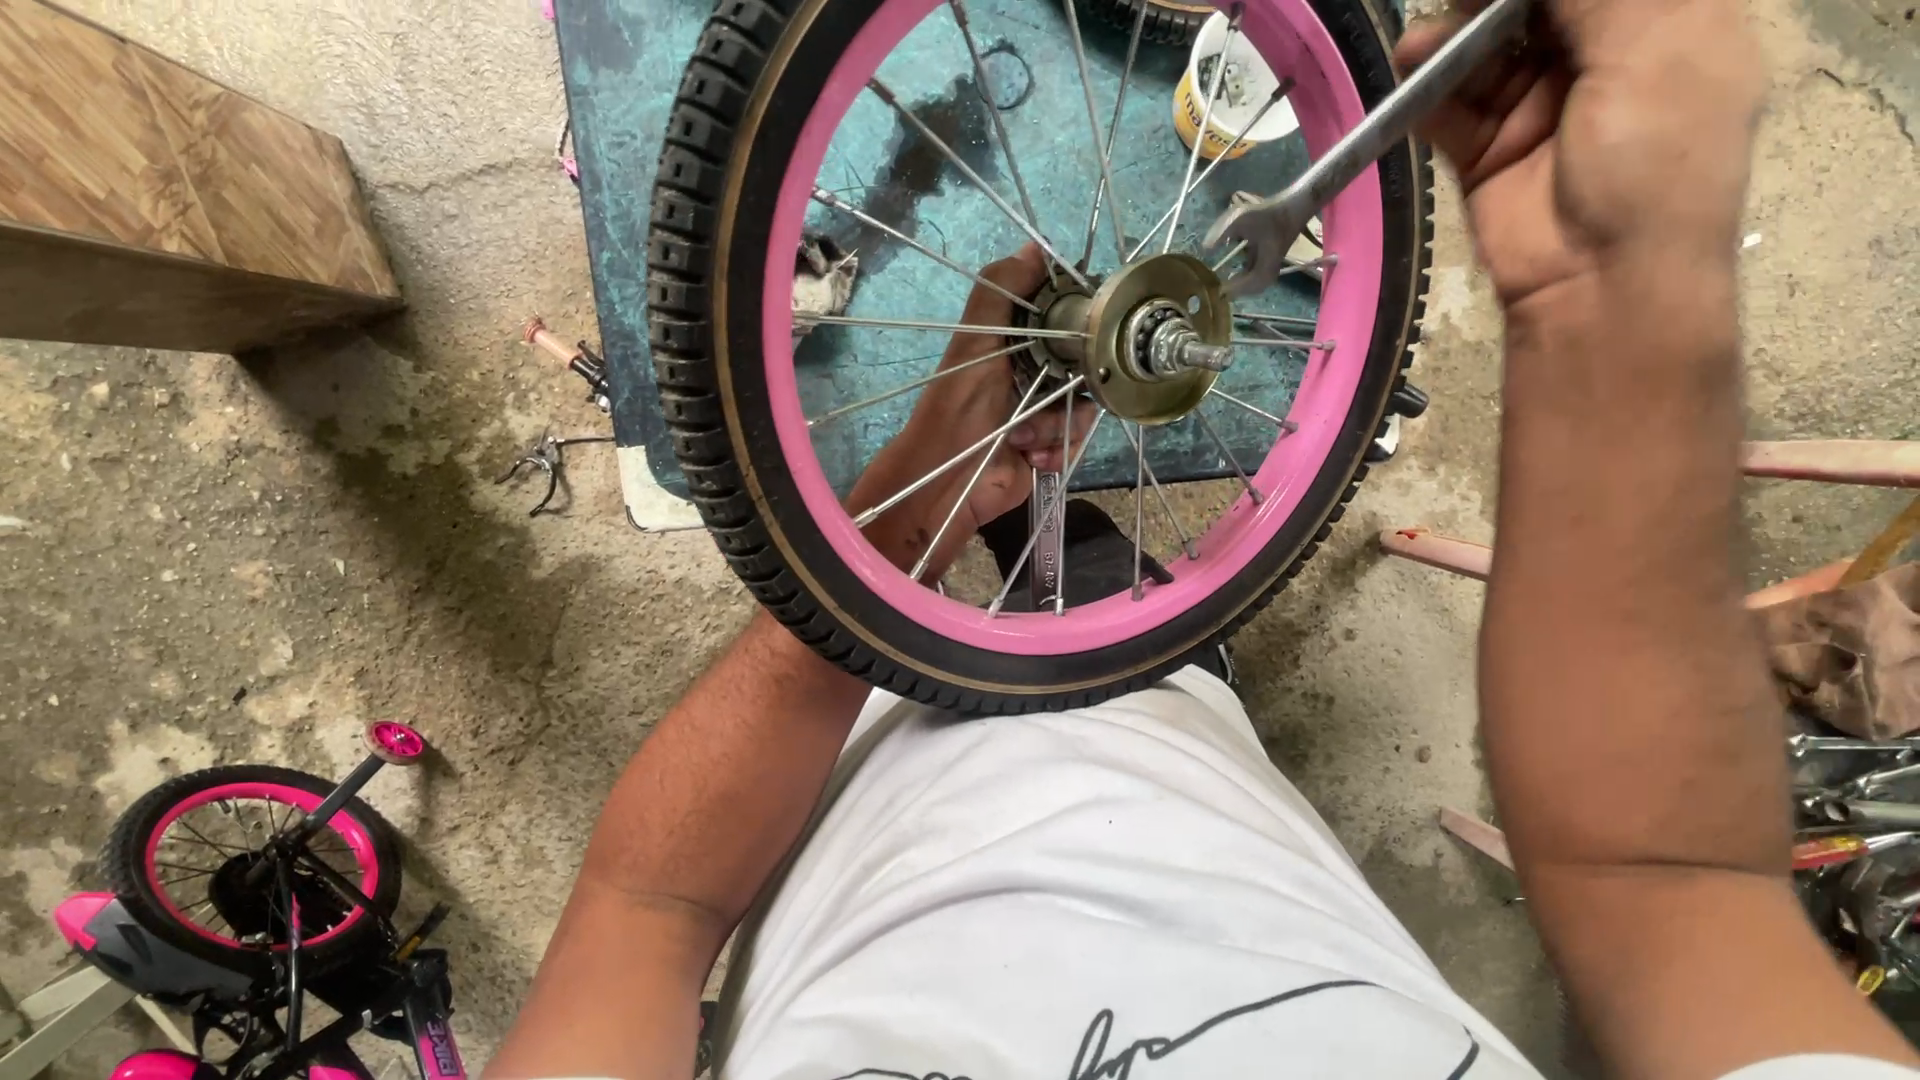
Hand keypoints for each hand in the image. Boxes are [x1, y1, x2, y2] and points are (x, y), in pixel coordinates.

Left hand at [846, 244, 1091, 580]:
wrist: (948, 481)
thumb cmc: (959, 407)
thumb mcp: (975, 341)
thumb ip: (1000, 292)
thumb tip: (1035, 246)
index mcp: (1016, 344)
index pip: (1066, 322)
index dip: (1082, 323)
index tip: (1090, 328)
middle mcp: (1034, 374)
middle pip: (1086, 368)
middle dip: (1072, 387)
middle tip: (1051, 397)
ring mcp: (1043, 413)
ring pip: (1084, 408)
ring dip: (1056, 425)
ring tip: (1024, 436)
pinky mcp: (1048, 448)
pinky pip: (1076, 443)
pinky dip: (1055, 450)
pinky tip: (1030, 456)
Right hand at [1395, 0, 1765, 308]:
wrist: (1598, 278)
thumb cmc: (1653, 157)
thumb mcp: (1650, 47)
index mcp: (1670, 21)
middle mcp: (1604, 57)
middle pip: (1540, 7)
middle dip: (1493, 1)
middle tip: (1456, 0)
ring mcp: (1542, 107)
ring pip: (1488, 53)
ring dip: (1452, 41)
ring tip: (1417, 44)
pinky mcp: (1489, 151)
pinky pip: (1454, 110)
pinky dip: (1430, 92)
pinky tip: (1410, 74)